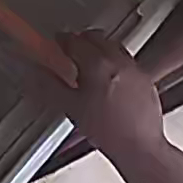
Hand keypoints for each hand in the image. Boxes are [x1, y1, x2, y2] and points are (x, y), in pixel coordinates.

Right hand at [34, 31, 168, 162]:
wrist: (139, 146)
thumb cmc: (108, 131)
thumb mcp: (71, 107)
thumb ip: (51, 85)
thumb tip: (37, 72)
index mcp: (97, 65)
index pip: (75, 41)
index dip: (62, 40)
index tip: (58, 41)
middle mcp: (117, 61)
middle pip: (96, 37)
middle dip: (81, 39)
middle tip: (71, 47)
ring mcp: (133, 68)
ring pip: (113, 46)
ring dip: (99, 47)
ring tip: (90, 60)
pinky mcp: (145, 78)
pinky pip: (126, 60)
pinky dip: (114, 61)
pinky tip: (109, 76)